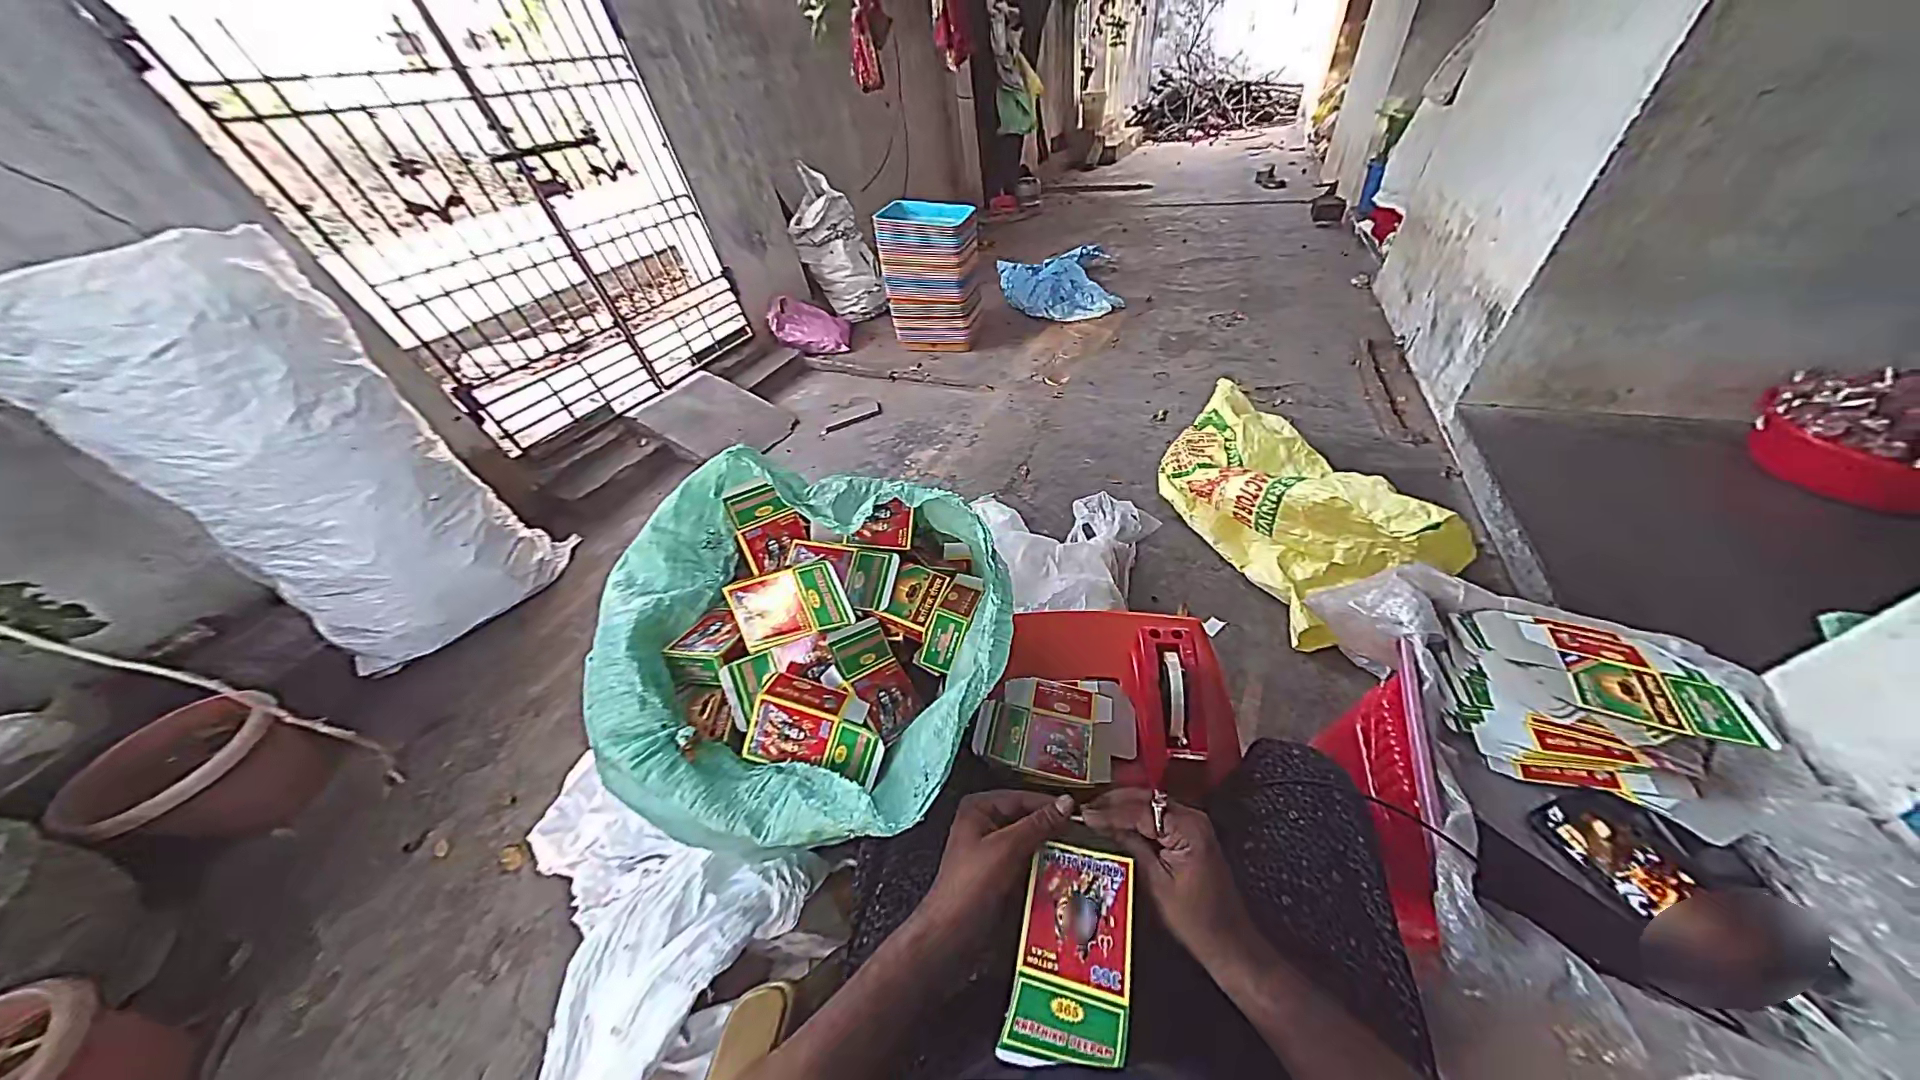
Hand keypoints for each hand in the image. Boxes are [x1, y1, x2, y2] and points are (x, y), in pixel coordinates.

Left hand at [913, 790, 1073, 947]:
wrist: (952, 935)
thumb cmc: (972, 885)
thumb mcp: (1007, 848)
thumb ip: (1038, 824)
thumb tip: (1066, 803)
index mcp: (980, 808)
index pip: (1023, 798)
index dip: (1050, 805)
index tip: (1080, 813)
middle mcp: (986, 824)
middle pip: (1027, 820)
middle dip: (1053, 829)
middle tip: (1085, 835)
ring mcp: (993, 851)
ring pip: (1030, 843)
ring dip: (1052, 850)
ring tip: (1082, 854)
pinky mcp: (1001, 874)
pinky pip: (1028, 864)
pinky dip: (1045, 867)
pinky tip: (1066, 874)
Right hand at [1082, 789, 1252, 966]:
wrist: (1229, 941)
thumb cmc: (1196, 920)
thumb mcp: (1156, 883)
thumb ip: (1131, 846)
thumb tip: (1103, 824)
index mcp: (1187, 829)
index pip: (1139, 810)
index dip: (1109, 812)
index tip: (1085, 815)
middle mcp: (1193, 818)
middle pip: (1146, 798)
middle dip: (1113, 801)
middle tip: (1086, 810)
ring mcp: (1193, 823)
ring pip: (1150, 802)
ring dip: (1122, 805)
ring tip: (1095, 813)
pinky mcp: (1190, 832)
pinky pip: (1158, 814)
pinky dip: (1136, 815)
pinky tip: (1117, 821)